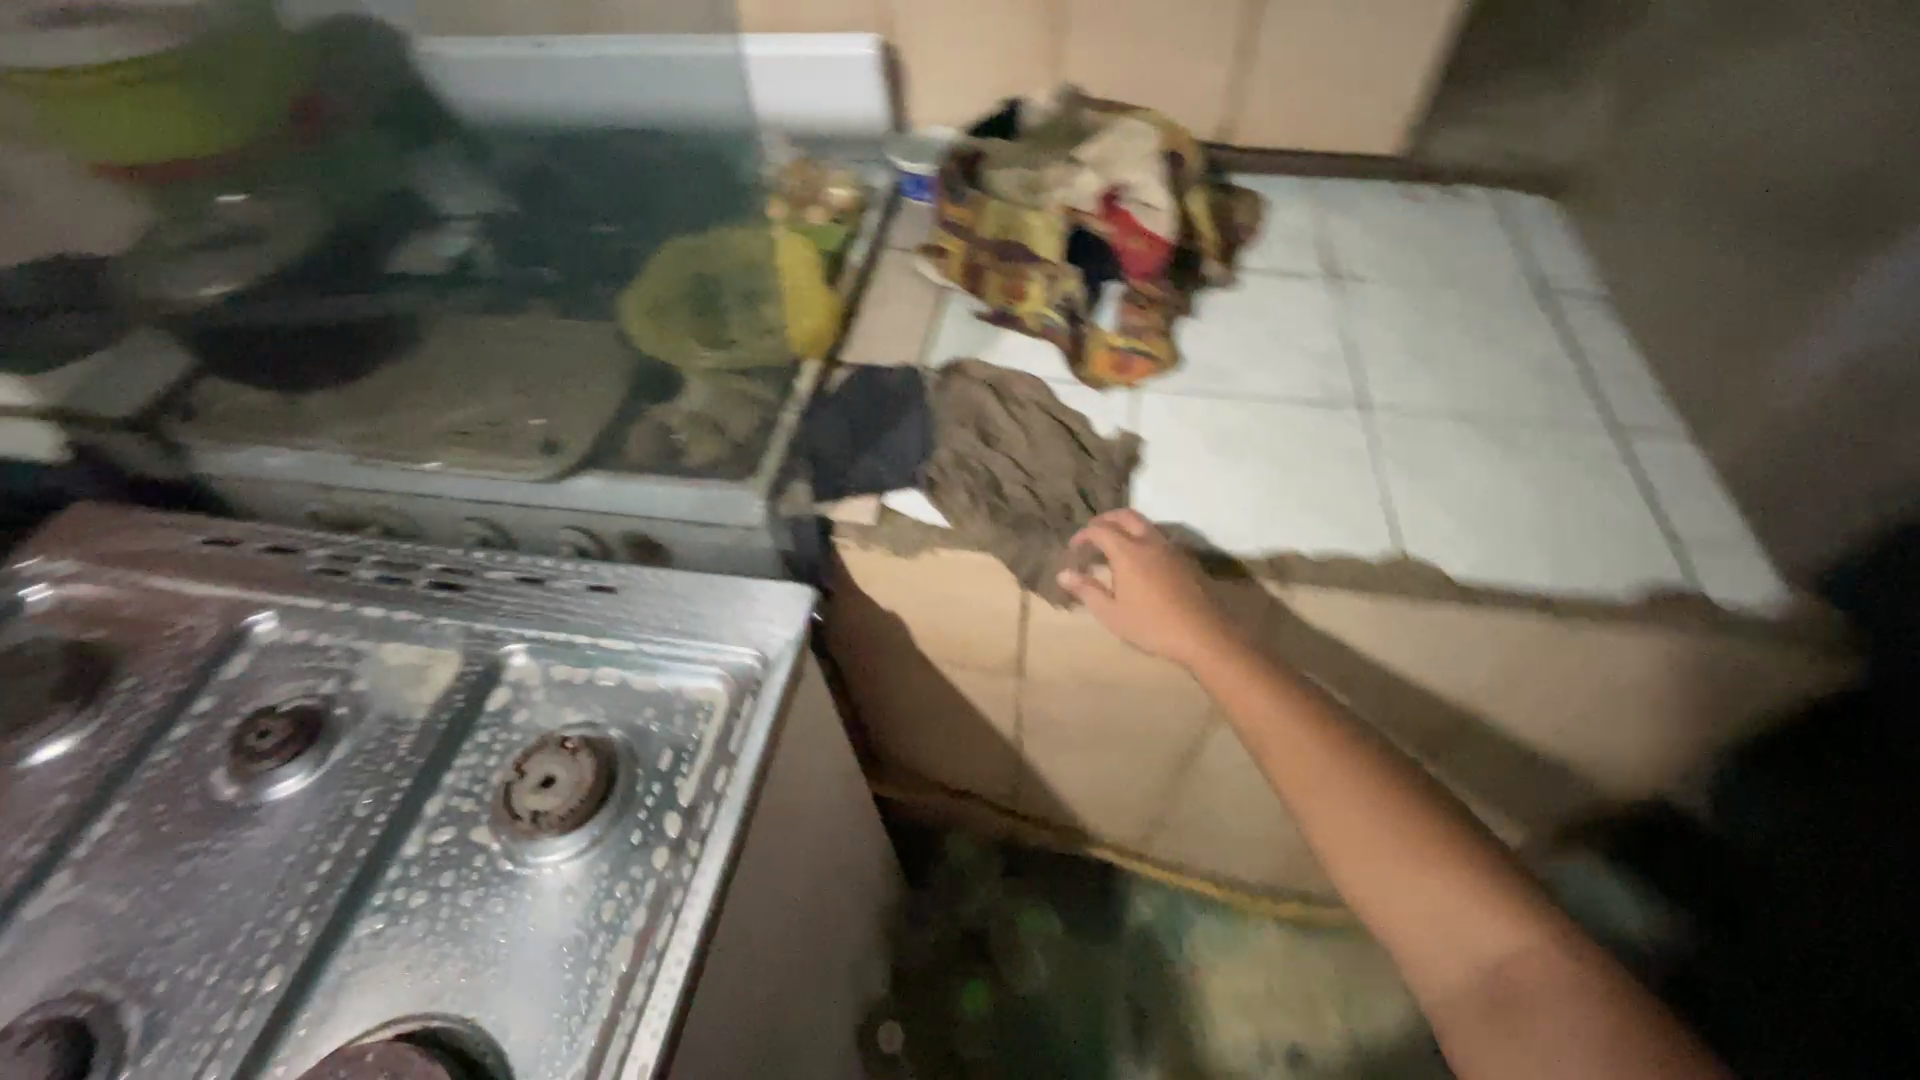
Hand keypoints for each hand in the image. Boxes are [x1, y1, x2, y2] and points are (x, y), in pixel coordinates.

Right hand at [1056, 510, 1241, 668]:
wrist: (1204, 634)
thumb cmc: (1152, 626)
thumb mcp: (1112, 614)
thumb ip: (1087, 590)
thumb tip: (1063, 574)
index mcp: (1128, 552)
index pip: (1100, 530)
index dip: (1083, 535)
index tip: (1074, 547)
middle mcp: (1150, 542)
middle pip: (1126, 516)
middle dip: (1106, 520)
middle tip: (1093, 534)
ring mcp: (1171, 548)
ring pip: (1145, 525)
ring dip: (1126, 527)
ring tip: (1114, 546)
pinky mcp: (1185, 559)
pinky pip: (1159, 538)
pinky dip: (1142, 539)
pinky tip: (1140, 562)